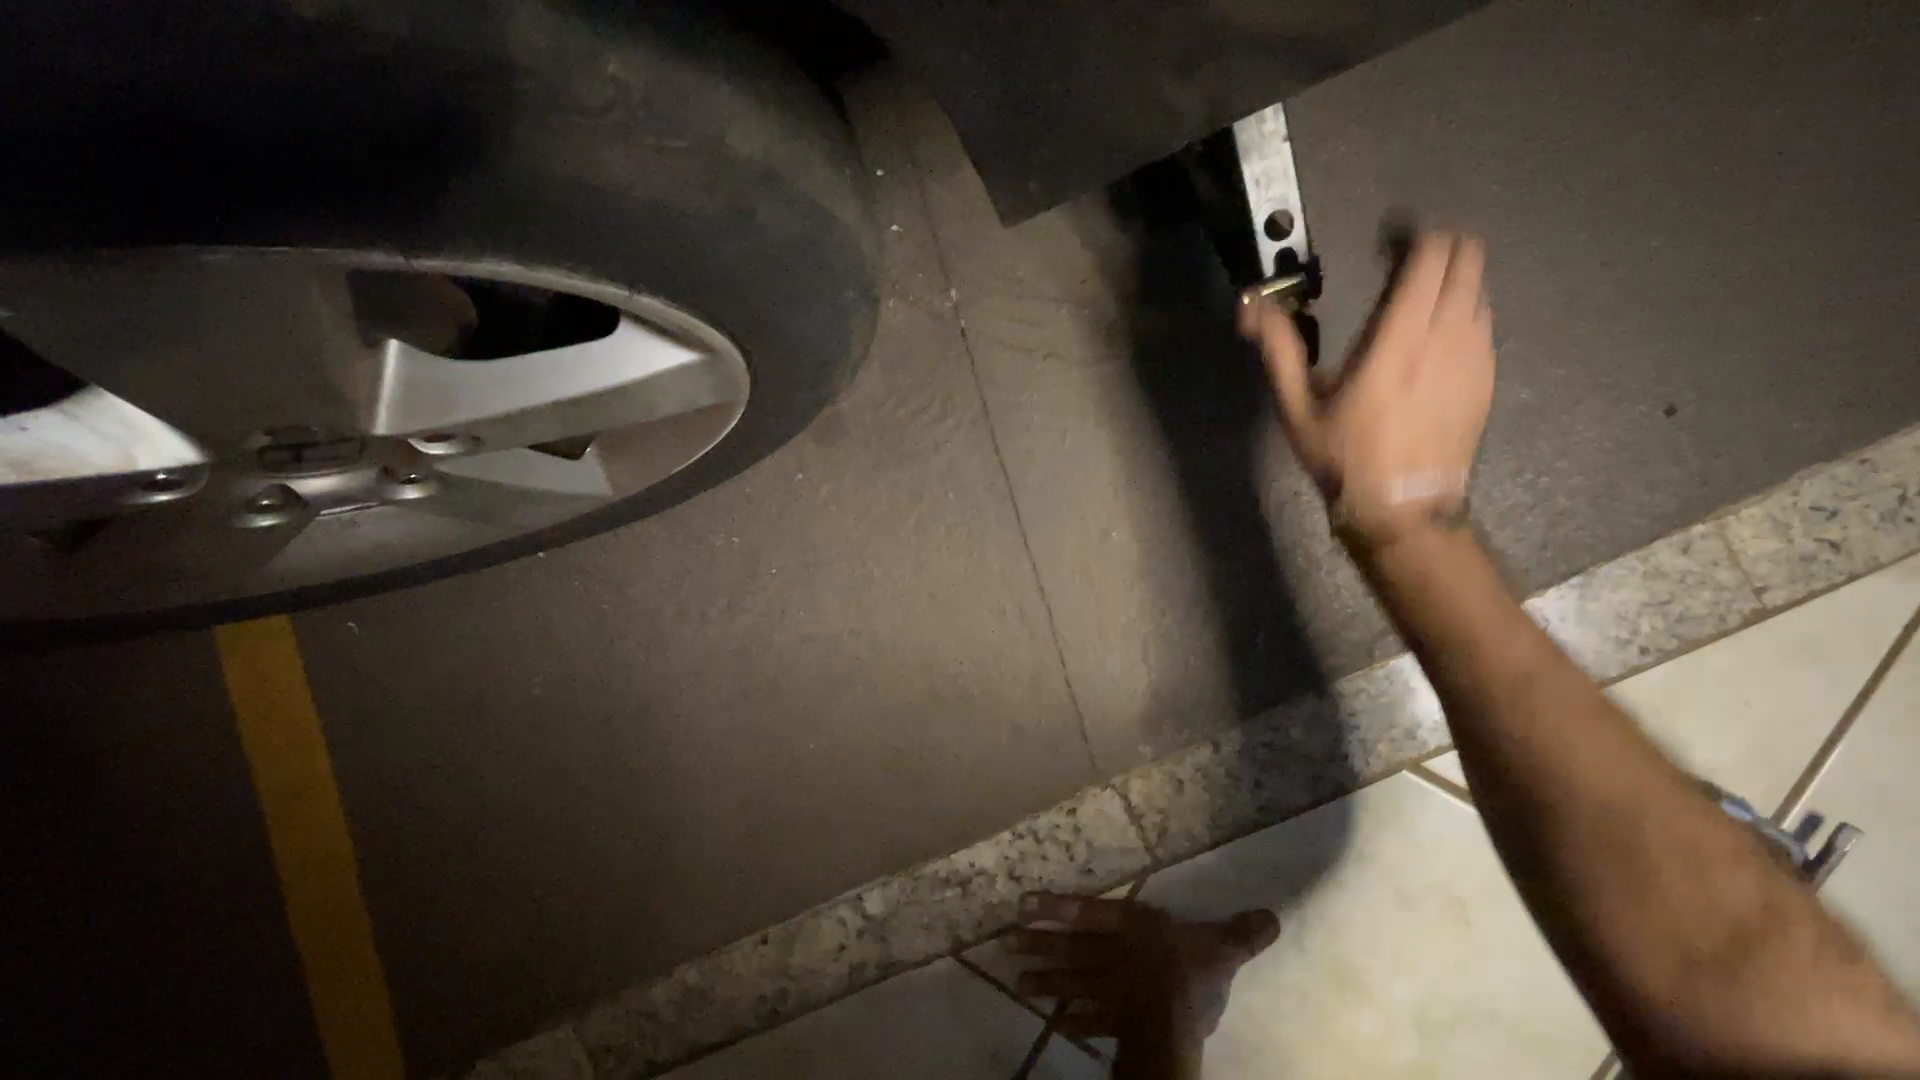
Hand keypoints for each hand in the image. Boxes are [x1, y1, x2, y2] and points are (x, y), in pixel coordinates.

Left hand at [1012, 893, 1279, 1071]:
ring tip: (1017, 982)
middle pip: (1070, 948)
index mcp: (1132, 928)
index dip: (1055, 907)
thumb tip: (1270, 915)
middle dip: (1039, 945)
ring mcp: (1109, 991)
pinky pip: (1089, 1022)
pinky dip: (1073, 1023)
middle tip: (1006, 943)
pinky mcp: (1115, 1023)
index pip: (1087, 912)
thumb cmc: (1192, 975)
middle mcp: (1112, 955)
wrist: (1175, 1023)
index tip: (1022, 905)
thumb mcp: (1221, 947)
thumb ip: (1241, 932)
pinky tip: (1056, 1024)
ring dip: (1045, 982)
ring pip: (1070, 983)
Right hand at [1239, 230, 1494, 546]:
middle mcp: (1448, 335)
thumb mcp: (1299, 408)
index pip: (1431, 256)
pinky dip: (1462, 312)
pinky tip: (1435, 338)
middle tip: (1403, 262)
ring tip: (1418, 300)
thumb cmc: (1345, 458)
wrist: (1405, 510)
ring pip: (1479, 288)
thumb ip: (1279, 349)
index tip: (1385, 241)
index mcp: (1400, 338)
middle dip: (1438, 248)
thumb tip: (1250, 305)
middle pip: (1467, 258)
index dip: (1413, 235)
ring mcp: (1476, 356)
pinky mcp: (1487, 377)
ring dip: (1452, 280)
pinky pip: (1483, 322)